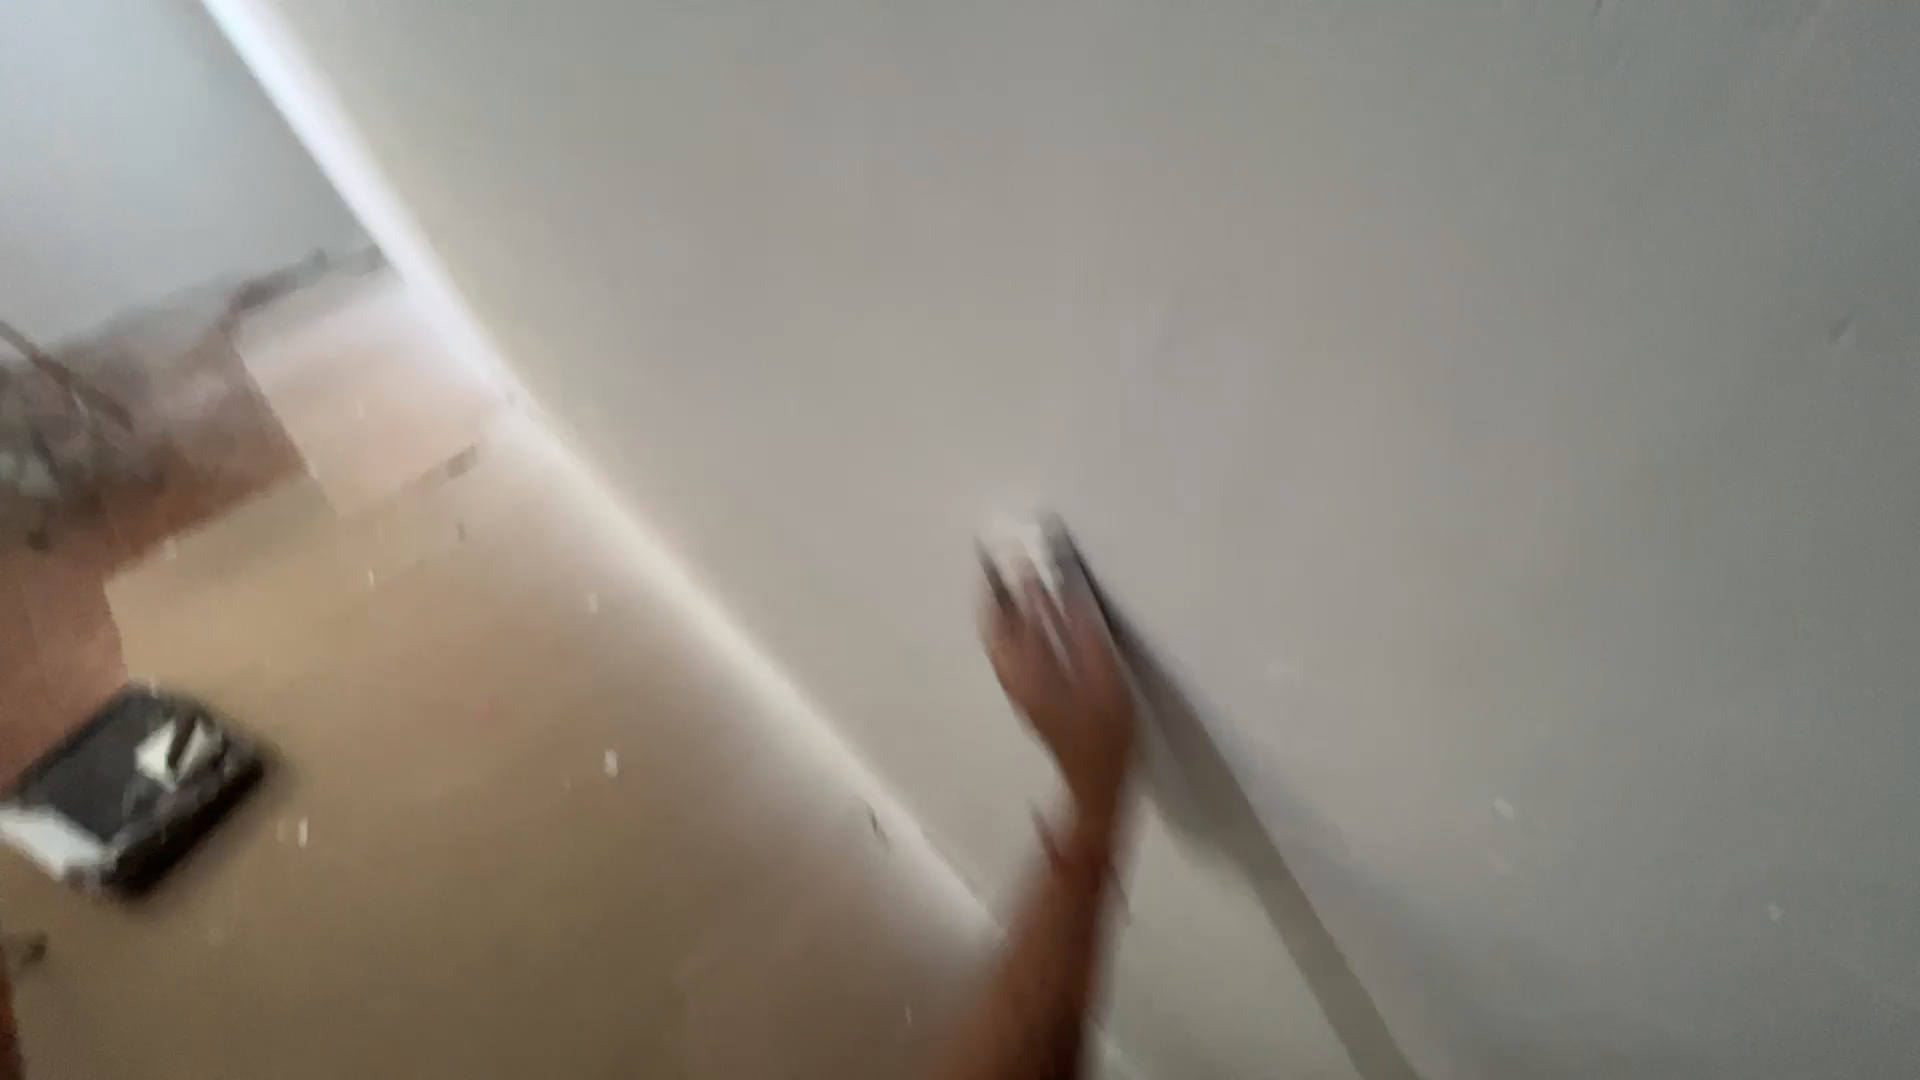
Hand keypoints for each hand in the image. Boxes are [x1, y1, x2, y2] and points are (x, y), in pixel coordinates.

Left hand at [980, 551, 1136, 812]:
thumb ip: (1086, 635)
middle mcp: (1019, 673)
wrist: (1092, 776)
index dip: (1022, 581)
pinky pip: (1000, 653)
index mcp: (1040, 666)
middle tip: (991, 563)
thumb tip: (1070, 596)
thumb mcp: (1106, 679)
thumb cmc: (1106, 729)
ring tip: (994, 585)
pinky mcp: (1020, 695)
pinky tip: (1007, 624)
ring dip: (994, 610)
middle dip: (993, 592)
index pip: (1026, 613)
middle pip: (997, 625)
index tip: (1017, 553)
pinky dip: (999, 630)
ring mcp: (1016, 687)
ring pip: (995, 640)